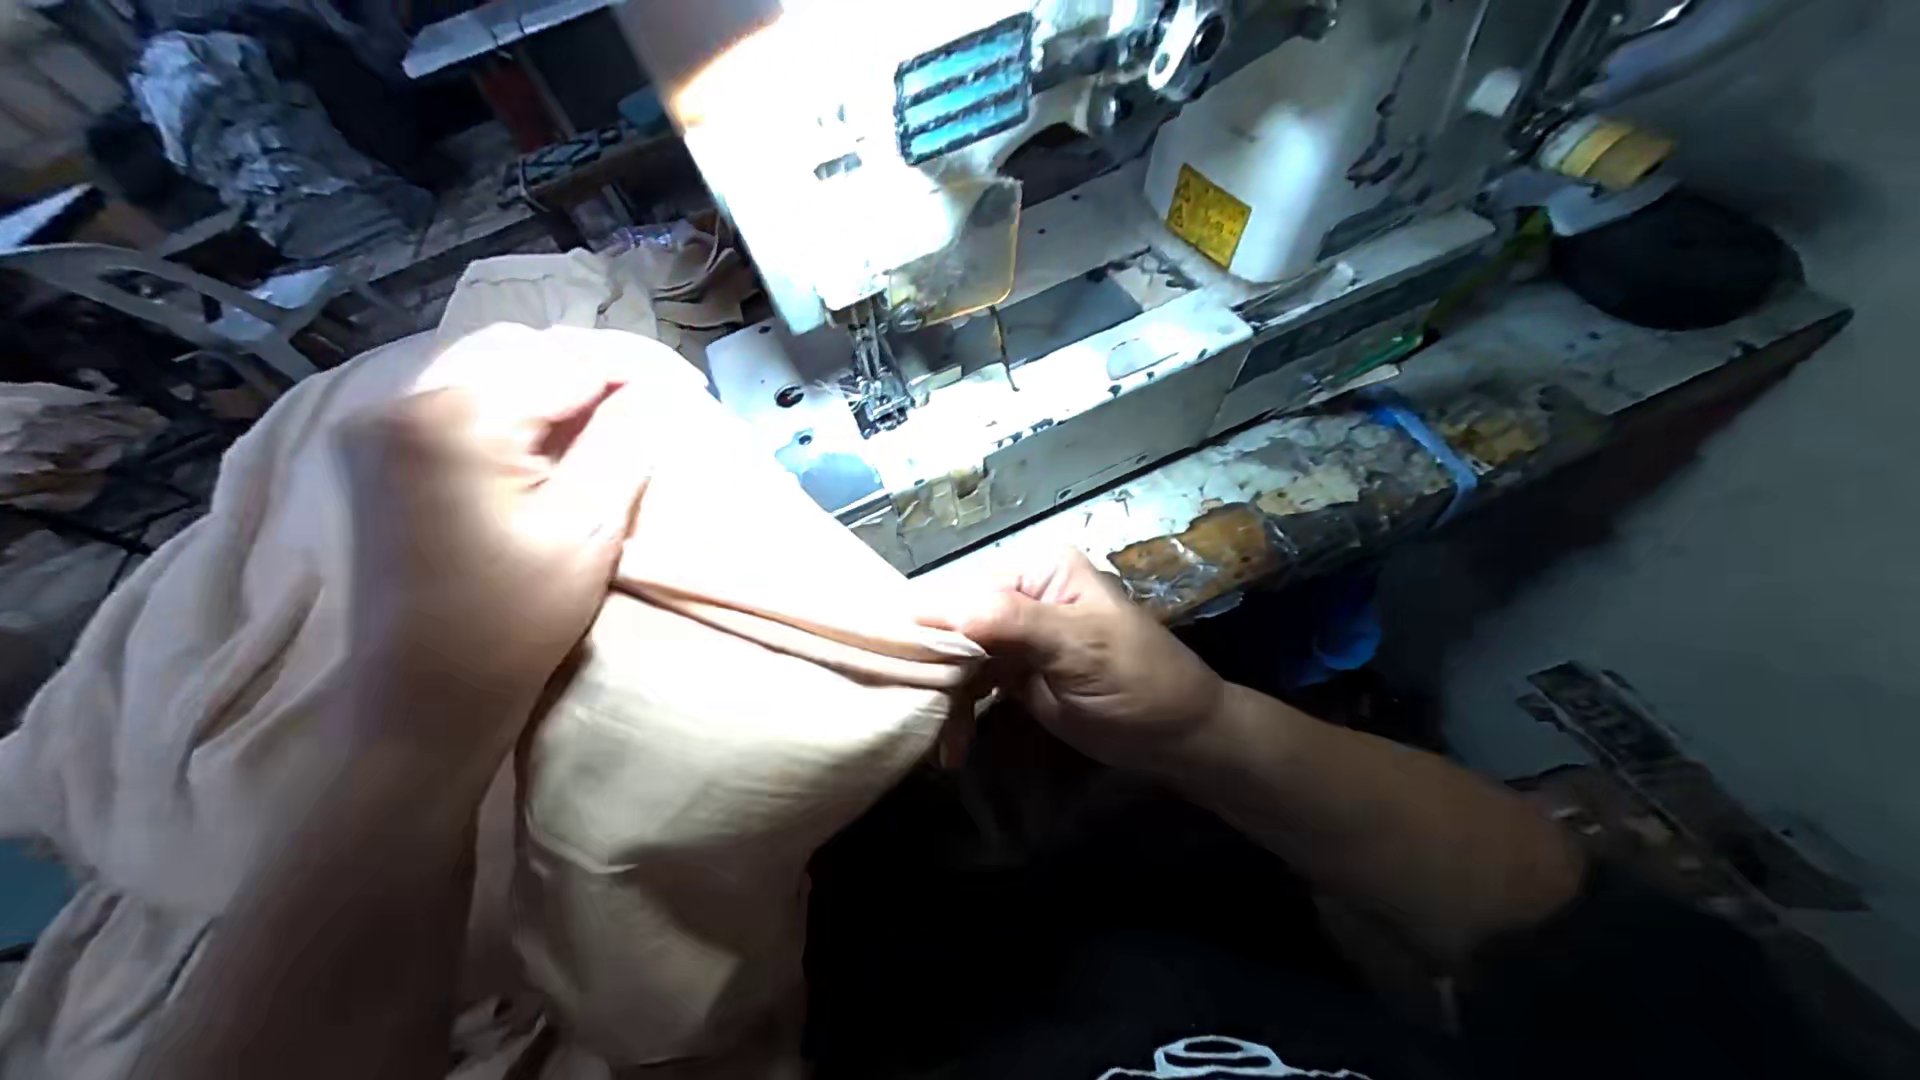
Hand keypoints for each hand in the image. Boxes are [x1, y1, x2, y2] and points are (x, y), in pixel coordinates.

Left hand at [334, 325, 651, 760]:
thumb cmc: (515, 617)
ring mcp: (382, 422)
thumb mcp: (589, 524)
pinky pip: (467, 390)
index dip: (639, 367)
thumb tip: (659, 390)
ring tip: (621, 407)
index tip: (694, 392)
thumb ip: (626, 440)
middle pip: (525, 346)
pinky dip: (524, 395)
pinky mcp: (383, 447)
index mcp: (455, 418)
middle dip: (601, 363)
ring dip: (562, 375)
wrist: (425, 687)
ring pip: (493, 361)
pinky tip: (560, 422)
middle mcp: (402, 399)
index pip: (567, 359)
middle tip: (661, 398)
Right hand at [931, 547, 1226, 774]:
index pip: (967, 590)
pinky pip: (971, 685)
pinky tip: (953, 747)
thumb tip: (943, 607)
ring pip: (957, 659)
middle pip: (955, 625)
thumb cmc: (1140, 678)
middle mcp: (1019, 595)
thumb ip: (1015, 622)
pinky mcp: (1013, 672)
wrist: (1176, 736)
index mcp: (1037, 571)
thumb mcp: (1081, 645)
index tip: (895, 662)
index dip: (931, 625)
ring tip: (941, 740)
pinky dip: (960, 715)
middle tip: (918, 711)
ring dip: (945, 699)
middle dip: (936, 669)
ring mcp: (1014, 636)